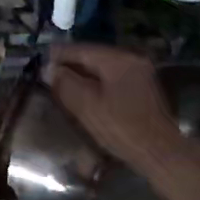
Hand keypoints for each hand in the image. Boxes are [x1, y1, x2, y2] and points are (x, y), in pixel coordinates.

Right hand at [46, 44, 199, 199]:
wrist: (160, 151)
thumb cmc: (122, 127)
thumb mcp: (87, 105)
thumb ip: (66, 83)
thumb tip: (50, 69)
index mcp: (119, 58)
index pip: (81, 48)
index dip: (58, 55)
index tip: (39, 62)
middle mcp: (133, 59)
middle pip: (94, 57)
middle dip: (72, 65)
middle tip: (49, 76)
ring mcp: (142, 75)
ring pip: (105, 70)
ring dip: (85, 76)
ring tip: (63, 87)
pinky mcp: (145, 91)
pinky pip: (115, 81)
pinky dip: (99, 86)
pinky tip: (87, 98)